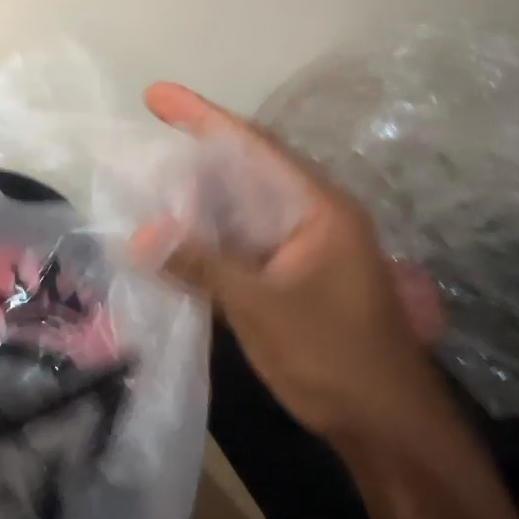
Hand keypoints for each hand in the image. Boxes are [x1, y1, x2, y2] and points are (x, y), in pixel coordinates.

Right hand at [133, 82, 448, 445]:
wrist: (383, 423)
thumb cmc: (334, 356)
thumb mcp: (263, 306)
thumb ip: (201, 264)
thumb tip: (140, 233)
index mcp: (317, 210)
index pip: (253, 149)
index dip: (202, 118)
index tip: (155, 95)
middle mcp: (309, 220)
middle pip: (242, 173)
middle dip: (189, 157)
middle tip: (136, 146)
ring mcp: (297, 252)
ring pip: (235, 211)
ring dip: (190, 201)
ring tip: (139, 187)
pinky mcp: (284, 281)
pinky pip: (233, 245)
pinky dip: (198, 239)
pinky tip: (165, 241)